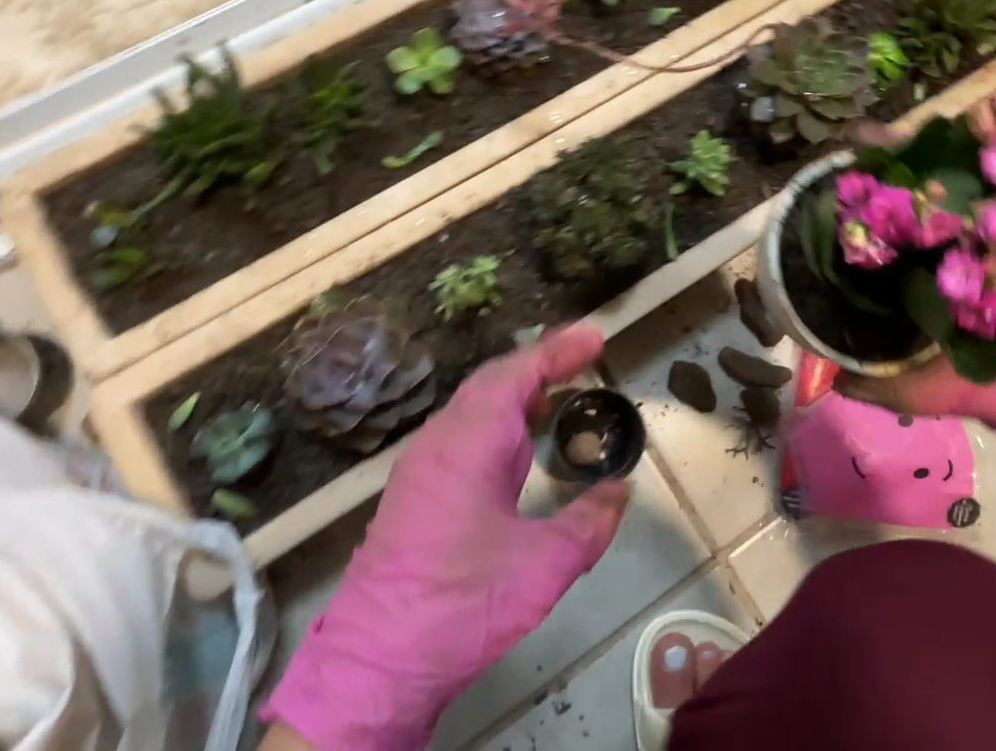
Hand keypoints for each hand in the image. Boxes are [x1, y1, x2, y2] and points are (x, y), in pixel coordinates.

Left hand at [261, 324, 631, 750]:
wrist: (376, 661)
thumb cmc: (461, 604)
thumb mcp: (543, 566)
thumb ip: (589, 522)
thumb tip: (619, 489)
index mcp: (467, 442)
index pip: (516, 374)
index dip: (558, 350)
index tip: (595, 336)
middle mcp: (440, 441)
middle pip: (493, 381)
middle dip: (541, 363)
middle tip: (586, 355)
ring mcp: (423, 466)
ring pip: (475, 408)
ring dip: (519, 392)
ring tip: (562, 389)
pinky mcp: (418, 492)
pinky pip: (464, 435)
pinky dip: (500, 422)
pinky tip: (521, 443)